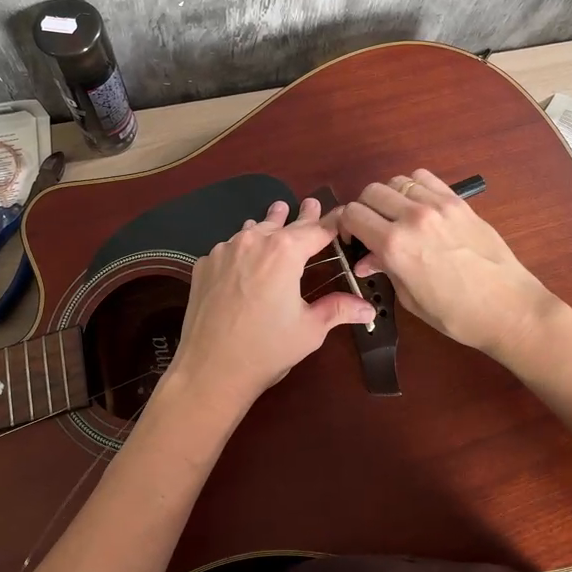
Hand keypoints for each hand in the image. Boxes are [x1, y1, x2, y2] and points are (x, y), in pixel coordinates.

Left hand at [168, 198, 375, 411]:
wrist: (210, 369)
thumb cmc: (267, 349)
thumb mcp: (310, 329)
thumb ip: (338, 309)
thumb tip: (368, 307)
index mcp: (285, 252)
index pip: (317, 229)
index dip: (333, 223)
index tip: (344, 215)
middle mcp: (254, 241)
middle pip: (284, 223)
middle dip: (301, 215)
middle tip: (311, 203)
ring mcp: (224, 250)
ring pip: (252, 230)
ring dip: (268, 225)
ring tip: (277, 214)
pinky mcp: (204, 265)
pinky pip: (229, 248)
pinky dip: (242, 248)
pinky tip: (244, 258)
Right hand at [339, 169, 560, 361]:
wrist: (510, 308)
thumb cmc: (457, 315)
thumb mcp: (411, 299)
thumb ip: (385, 269)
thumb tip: (365, 260)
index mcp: (395, 245)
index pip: (352, 214)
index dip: (344, 225)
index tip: (351, 237)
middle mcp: (412, 217)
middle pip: (370, 192)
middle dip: (364, 209)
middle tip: (371, 228)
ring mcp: (437, 205)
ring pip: (396, 181)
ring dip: (388, 197)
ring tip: (396, 217)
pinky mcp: (458, 201)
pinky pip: (424, 178)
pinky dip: (413, 186)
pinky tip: (419, 205)